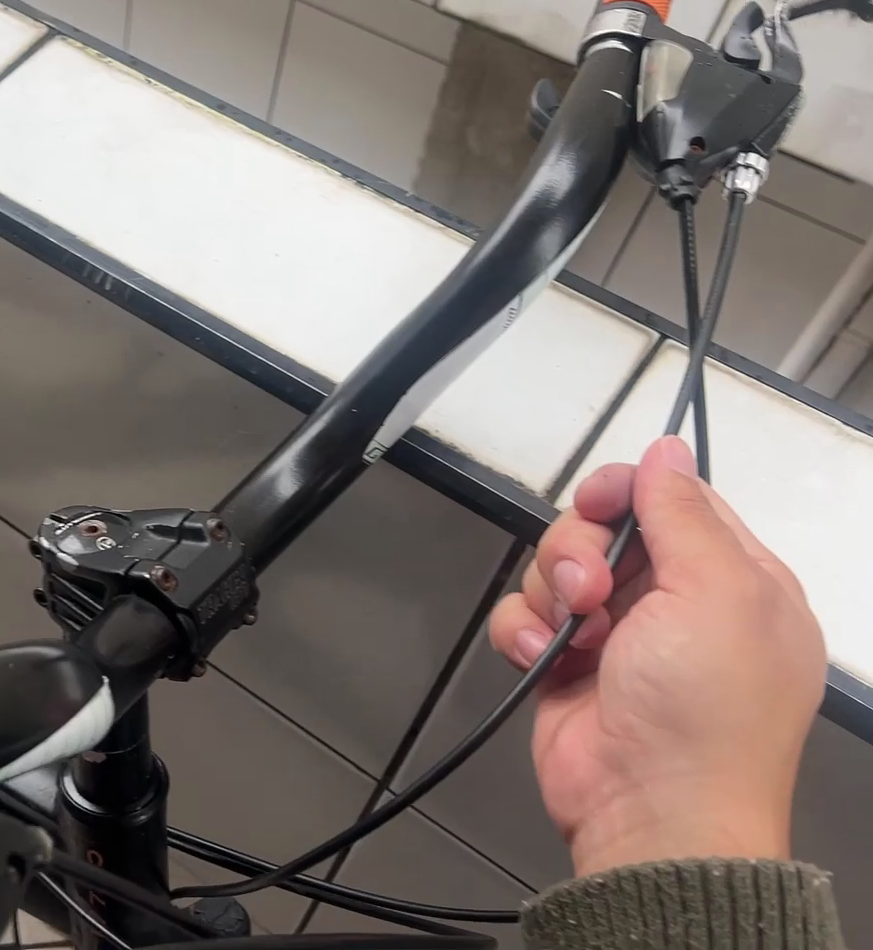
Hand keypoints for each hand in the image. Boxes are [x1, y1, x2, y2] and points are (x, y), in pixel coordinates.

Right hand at [488, 435, 825, 876]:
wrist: (649, 798)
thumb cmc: (702, 701)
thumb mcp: (718, 598)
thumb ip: (684, 517)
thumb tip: (667, 447)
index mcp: (726, 577)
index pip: (667, 501)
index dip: (626, 494)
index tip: (602, 508)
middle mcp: (666, 596)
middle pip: (592, 531)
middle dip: (575, 554)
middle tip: (591, 593)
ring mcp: (608, 626)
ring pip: (547, 569)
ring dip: (548, 597)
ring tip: (570, 637)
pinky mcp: (556, 652)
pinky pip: (517, 613)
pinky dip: (521, 632)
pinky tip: (542, 659)